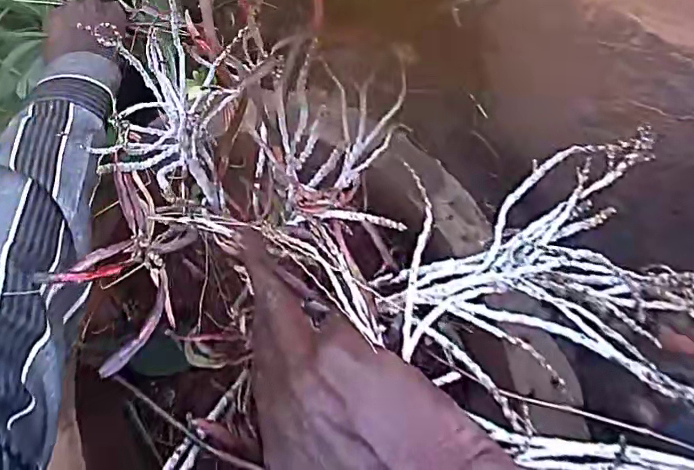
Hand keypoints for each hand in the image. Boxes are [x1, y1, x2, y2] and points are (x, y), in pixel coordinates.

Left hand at [43, 0, 127, 59]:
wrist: (83, 70)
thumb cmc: (105, 64)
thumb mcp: (119, 48)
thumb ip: (115, 36)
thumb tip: (110, 38)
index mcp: (115, 11)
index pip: (112, 10)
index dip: (106, 21)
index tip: (103, 32)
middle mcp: (95, 4)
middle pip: (91, 7)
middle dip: (88, 18)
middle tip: (85, 35)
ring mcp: (74, 6)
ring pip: (73, 9)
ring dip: (72, 19)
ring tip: (69, 38)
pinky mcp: (56, 13)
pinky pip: (57, 16)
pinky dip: (57, 25)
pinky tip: (57, 39)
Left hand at [238, 230, 515, 469]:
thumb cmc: (438, 448)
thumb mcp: (405, 369)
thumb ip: (364, 337)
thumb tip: (345, 324)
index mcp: (337, 352)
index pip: (313, 301)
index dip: (307, 282)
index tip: (264, 244)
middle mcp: (302, 380)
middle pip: (270, 316)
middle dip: (266, 287)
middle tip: (254, 257)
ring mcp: (284, 417)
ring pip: (261, 355)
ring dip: (264, 328)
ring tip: (266, 308)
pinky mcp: (278, 451)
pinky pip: (263, 399)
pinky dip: (269, 377)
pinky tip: (276, 368)